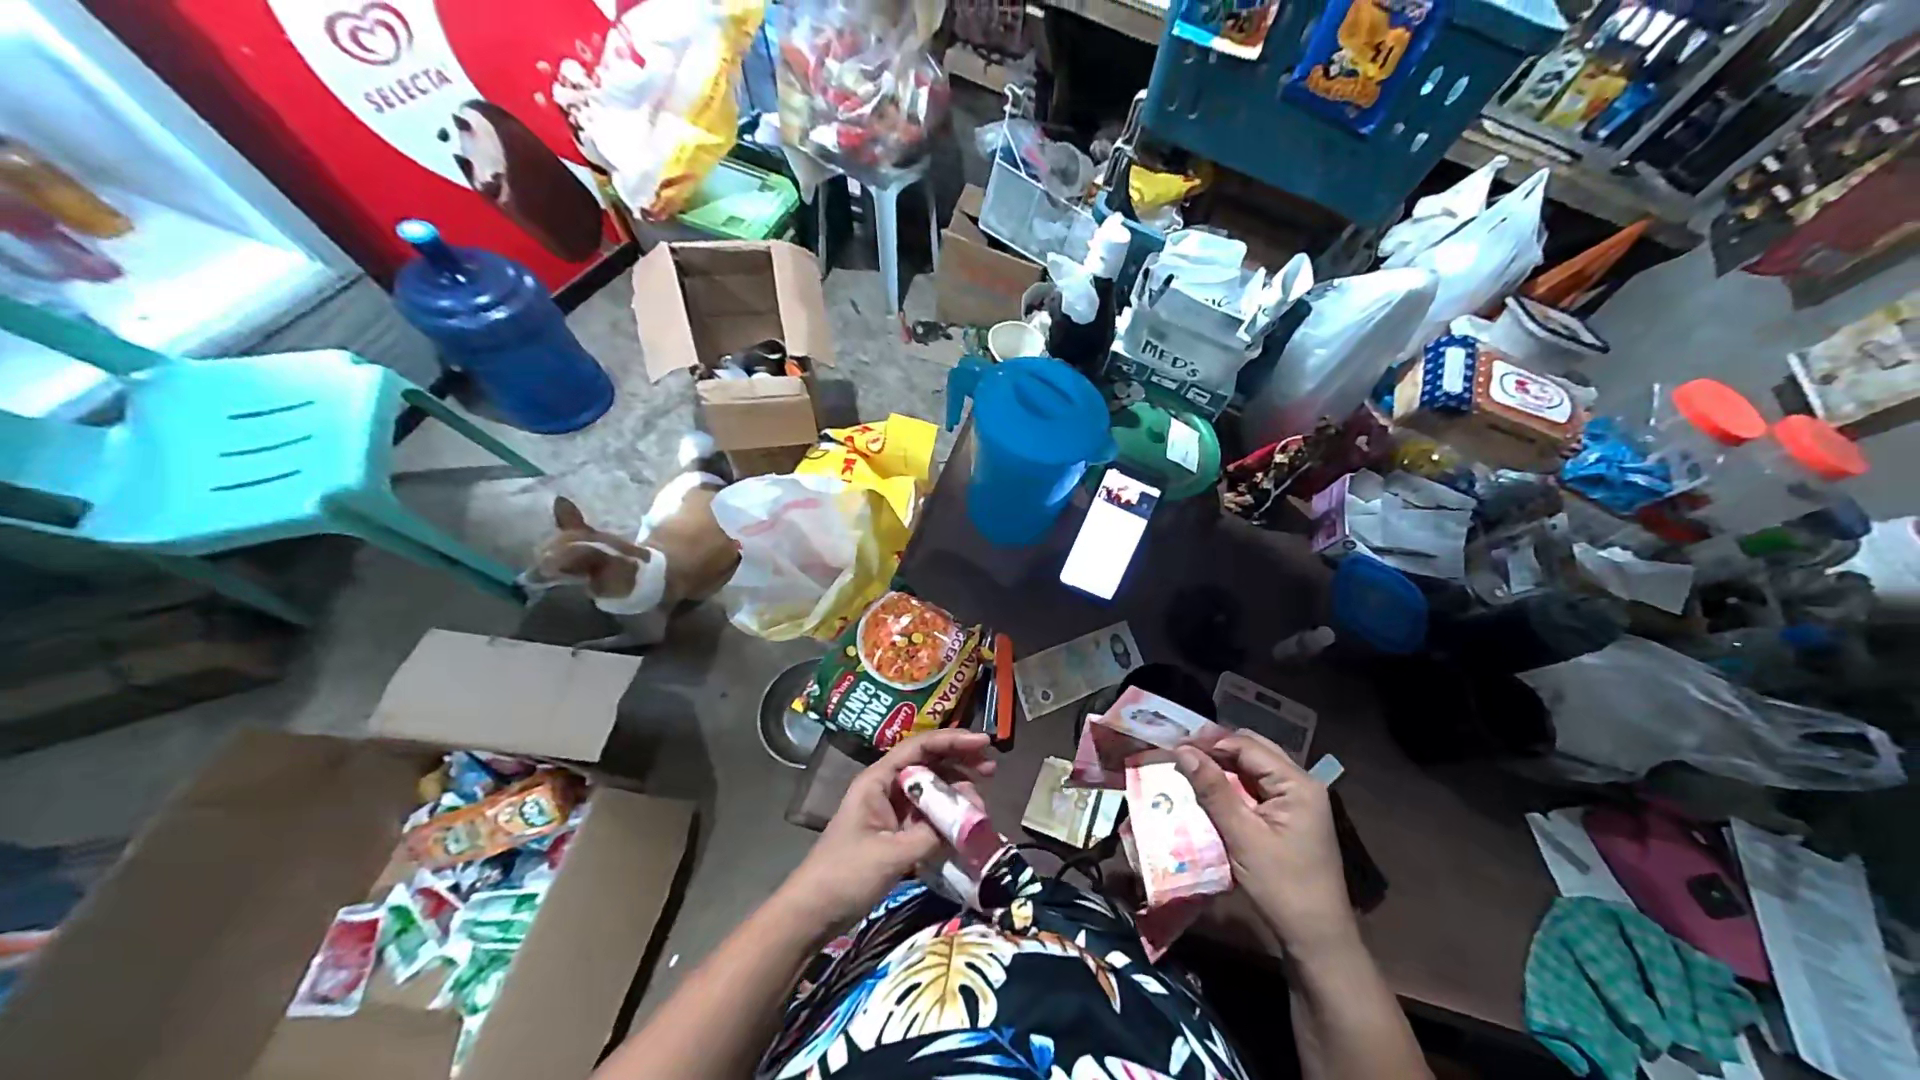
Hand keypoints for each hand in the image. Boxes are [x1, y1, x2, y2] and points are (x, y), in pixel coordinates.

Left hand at [781, 730, 995, 929]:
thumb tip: (969, 818)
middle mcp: (885, 788)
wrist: (811, 912)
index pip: (920, 747)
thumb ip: (932, 833)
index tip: (985, 743)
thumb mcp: (892, 854)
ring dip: (956, 794)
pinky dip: (947, 819)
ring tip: (980, 807)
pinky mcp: (894, 834)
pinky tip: (965, 828)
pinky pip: (927, 817)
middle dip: (960, 764)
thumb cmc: (845, 875)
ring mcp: (890, 811)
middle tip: (992, 771)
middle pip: (928, 764)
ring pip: (930, 791)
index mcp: (877, 780)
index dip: (954, 741)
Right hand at [1174, 731, 1353, 956]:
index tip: (1175, 745)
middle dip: (1215, 750)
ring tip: (1188, 770)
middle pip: (1252, 751)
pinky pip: (1256, 788)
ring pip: (1252, 769)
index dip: (1210, 742)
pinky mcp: (1289, 817)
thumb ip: (1213, 789)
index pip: (1247, 745)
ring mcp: (1297, 801)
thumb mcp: (1242, 835)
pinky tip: (1209, 791)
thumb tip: (1183, 750)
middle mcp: (1301, 784)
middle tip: (1180, 755)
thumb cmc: (1281, 885)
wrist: (1316, 937)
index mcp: (1297, 784)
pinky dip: (1232, 786)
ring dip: (1222, 768)